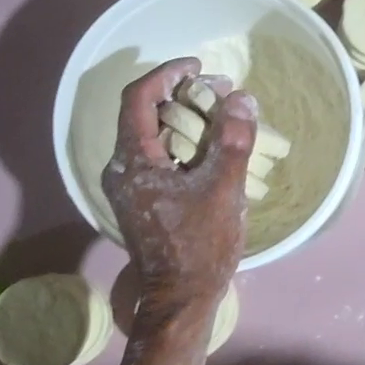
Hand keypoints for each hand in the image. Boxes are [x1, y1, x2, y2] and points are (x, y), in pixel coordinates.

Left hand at [100, 58, 257, 328]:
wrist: (182, 298)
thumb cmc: (199, 245)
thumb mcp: (223, 189)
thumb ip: (232, 140)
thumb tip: (240, 98)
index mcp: (133, 162)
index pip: (139, 98)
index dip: (167, 73)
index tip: (199, 66)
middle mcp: (123, 170)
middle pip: (144, 113)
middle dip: (181, 94)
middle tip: (219, 90)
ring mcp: (132, 187)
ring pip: (153, 135)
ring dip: (184, 117)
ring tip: (221, 114)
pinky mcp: (145, 200)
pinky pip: (160, 155)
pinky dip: (184, 141)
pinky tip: (213, 147)